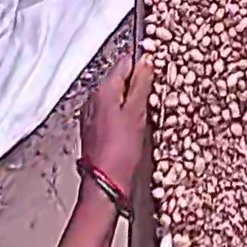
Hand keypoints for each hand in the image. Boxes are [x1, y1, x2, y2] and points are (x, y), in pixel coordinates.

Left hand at [81, 55, 153, 193]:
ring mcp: (91, 114)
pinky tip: (131, 126)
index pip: (125, 62)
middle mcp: (93, 98)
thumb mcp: (137, 113)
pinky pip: (110, 110)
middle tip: (153, 95)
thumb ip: (141, 83)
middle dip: (136, 83)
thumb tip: (146, 59)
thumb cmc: (121, 151)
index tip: (156, 70)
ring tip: (144, 113)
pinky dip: (121, 112)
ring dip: (129, 98)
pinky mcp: (92, 129)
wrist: (104, 187)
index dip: (142, 63)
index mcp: (103, 90)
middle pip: (119, 78)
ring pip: (115, 95)